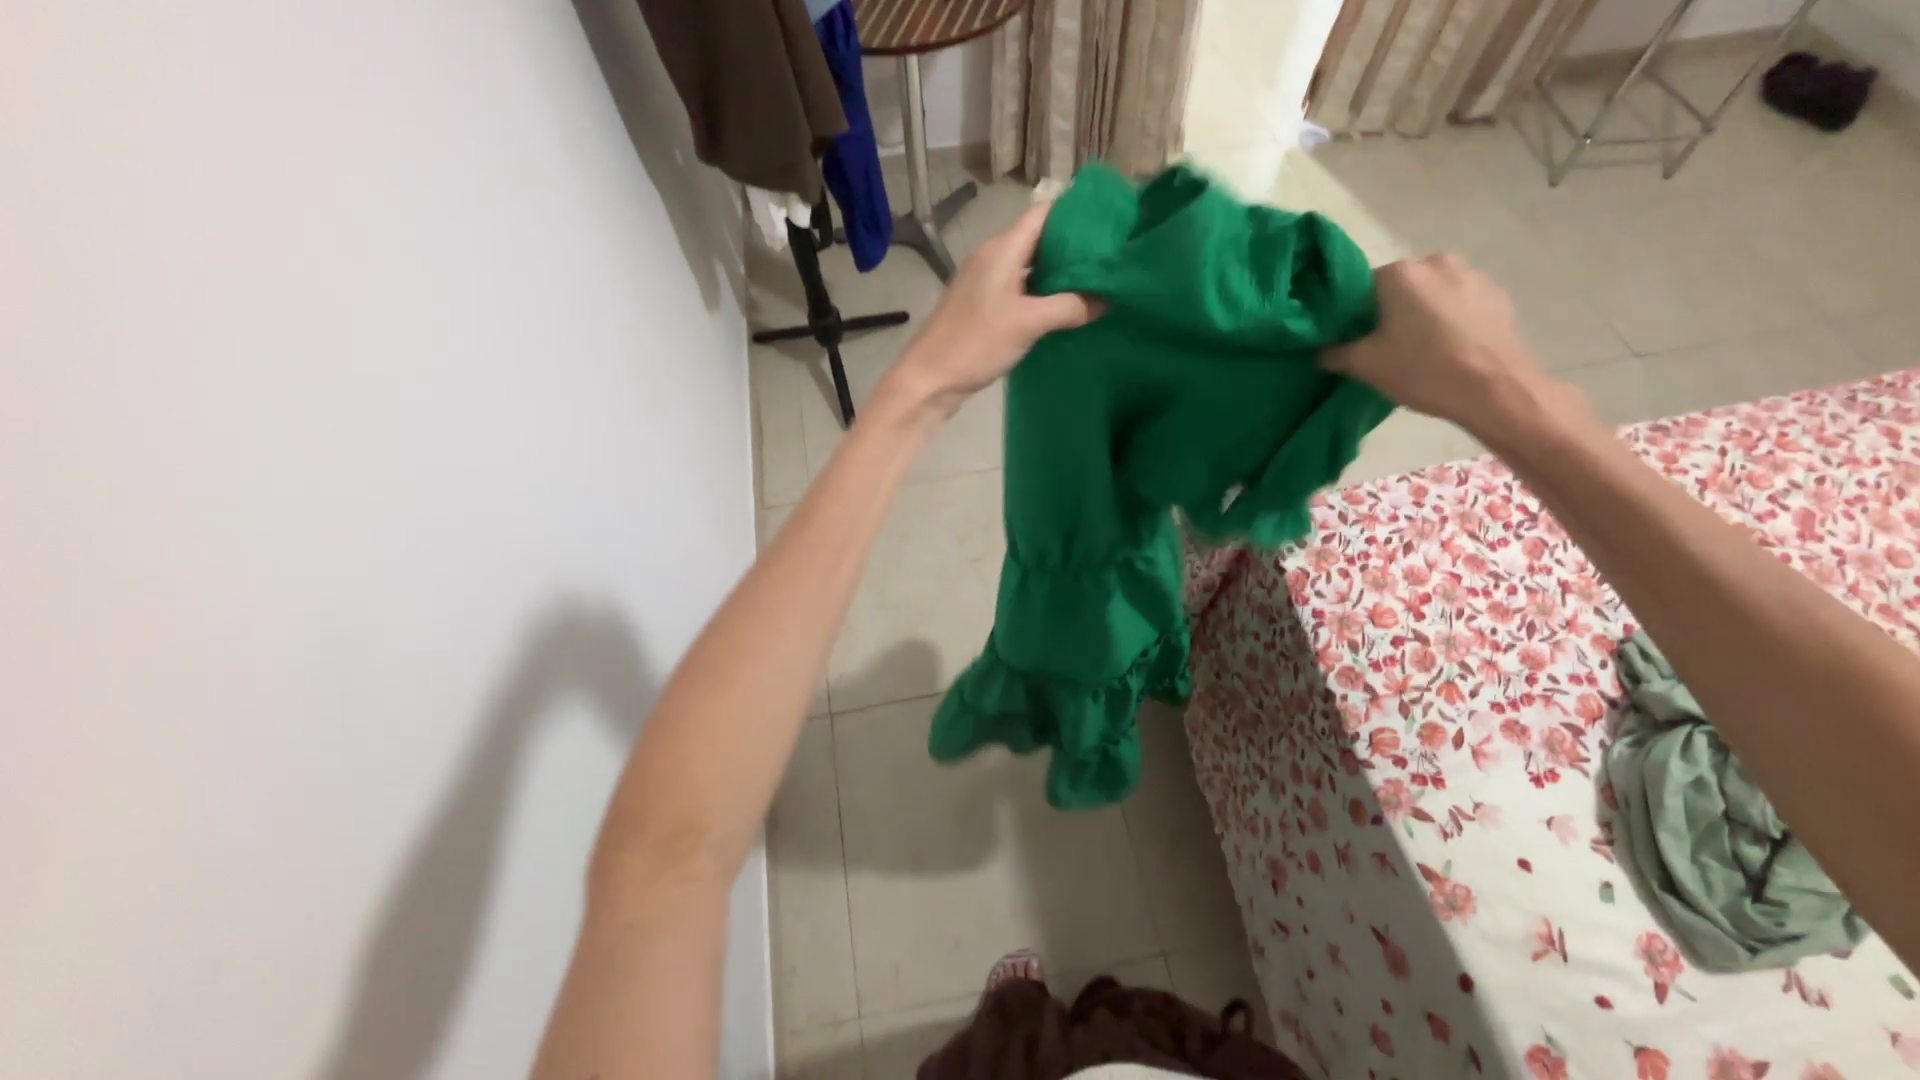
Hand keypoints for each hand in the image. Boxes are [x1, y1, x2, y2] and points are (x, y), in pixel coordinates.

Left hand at [877, 202, 1100, 419]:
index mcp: (1001, 250)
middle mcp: (993, 258)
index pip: (1043, 214)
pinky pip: (1022, 290)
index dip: (1076, 212)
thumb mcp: (1028, 323)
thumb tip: (1108, 299)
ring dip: (1061, 273)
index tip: (1109, 221)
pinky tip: (1068, 308)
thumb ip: (1070, 307)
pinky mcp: (985, 307)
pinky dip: (1045, 294)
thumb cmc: (975, 343)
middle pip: (1040, 239)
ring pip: (1031, 267)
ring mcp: (987, 284)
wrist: (929, 379)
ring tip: (1098, 281)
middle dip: (1074, 246)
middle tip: (1111, 256)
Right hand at [1322, 254, 1583, 442]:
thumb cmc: (1424, 371)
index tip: (1353, 338)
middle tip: (1385, 345)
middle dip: (1389, 310)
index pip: (1360, 287)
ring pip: (1431, 292)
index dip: (1353, 314)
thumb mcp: (1366, 366)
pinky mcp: (1497, 294)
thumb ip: (1334, 353)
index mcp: (1401, 273)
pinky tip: (1449, 347)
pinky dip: (1449, 318)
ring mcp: (1472, 275)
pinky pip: (1459, 301)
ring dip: (1421, 313)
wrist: (1497, 391)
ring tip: (1420, 347)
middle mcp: (1436, 262)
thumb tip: (1319, 351)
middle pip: (1399, 286)